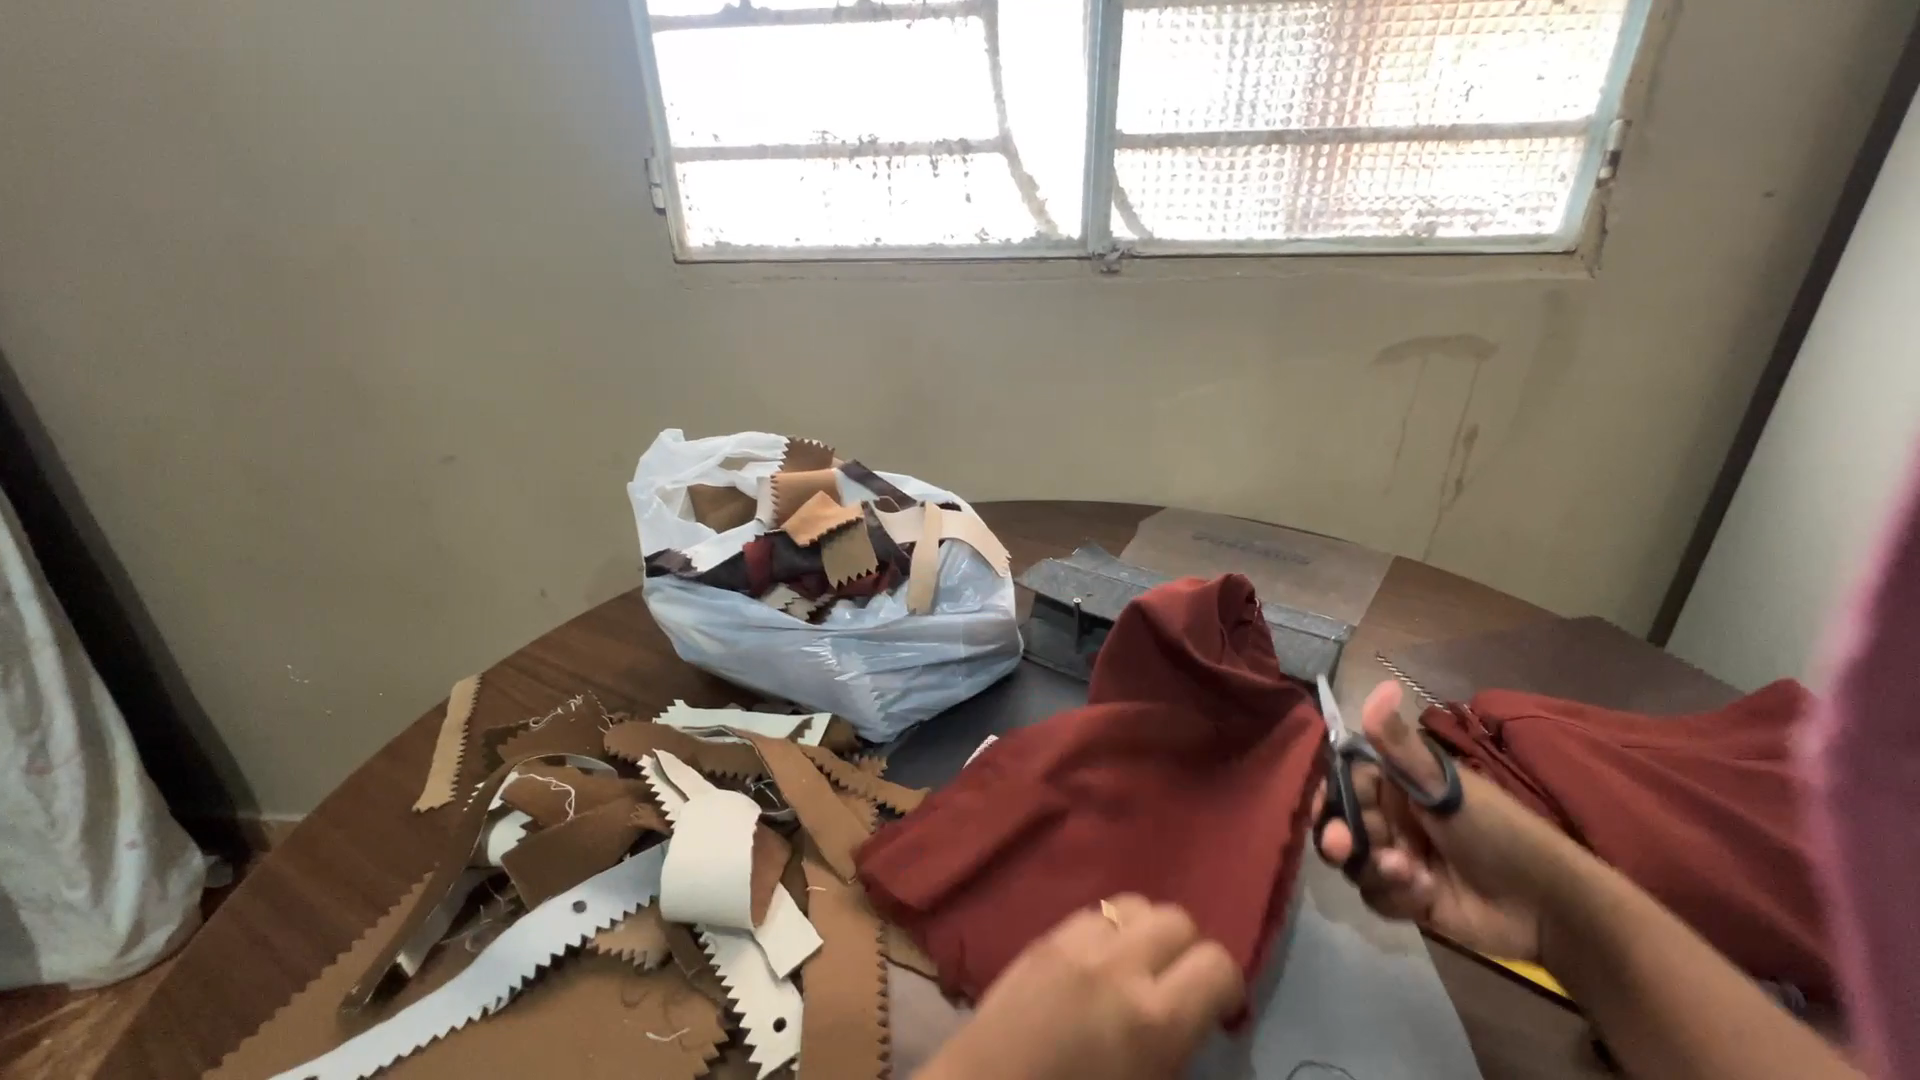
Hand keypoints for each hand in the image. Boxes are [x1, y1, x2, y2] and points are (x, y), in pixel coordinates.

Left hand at [920, 895, 1243, 1079]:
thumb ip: (1179, 1043)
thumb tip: (1199, 1016)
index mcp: (1154, 1020)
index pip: (1217, 964)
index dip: (1226, 985)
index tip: (1218, 1010)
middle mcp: (1119, 967)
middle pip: (1178, 919)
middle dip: (1187, 950)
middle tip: (1176, 985)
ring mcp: (1075, 945)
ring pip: (1134, 903)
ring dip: (1146, 930)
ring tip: (1137, 965)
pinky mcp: (1042, 938)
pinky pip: (1092, 911)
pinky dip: (1107, 929)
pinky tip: (1097, 961)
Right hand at [1314, 680, 1589, 962]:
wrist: (1548, 906)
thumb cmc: (1498, 830)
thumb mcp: (1443, 785)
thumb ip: (1399, 744)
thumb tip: (1383, 684)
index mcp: (1399, 786)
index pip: (1345, 785)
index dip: (1329, 796)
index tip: (1326, 807)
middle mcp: (1393, 820)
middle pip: (1340, 825)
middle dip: (1337, 836)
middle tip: (1342, 846)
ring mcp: (1398, 860)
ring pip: (1354, 863)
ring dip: (1374, 868)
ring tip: (1408, 873)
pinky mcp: (1407, 899)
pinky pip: (1374, 895)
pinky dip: (1394, 896)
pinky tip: (1426, 894)